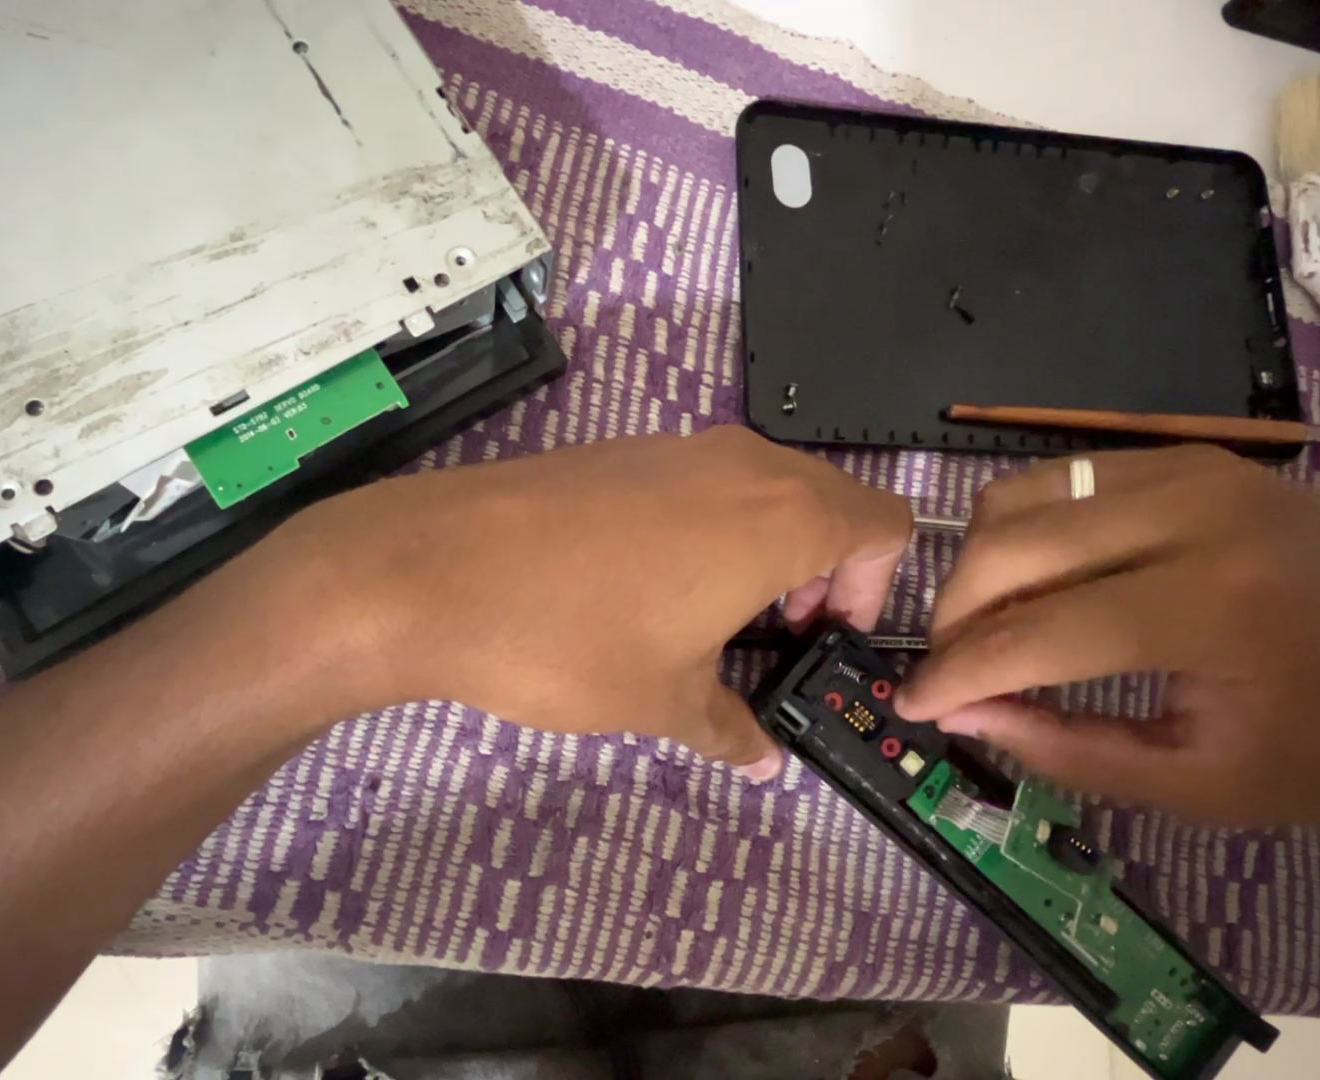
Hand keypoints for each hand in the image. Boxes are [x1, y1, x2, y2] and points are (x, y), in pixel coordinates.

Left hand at [254, 427, 911, 778]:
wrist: (435, 569)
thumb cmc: (570, 638)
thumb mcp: (663, 700)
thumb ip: (728, 729)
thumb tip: (759, 762)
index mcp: (780, 514)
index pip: (885, 524)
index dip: (873, 586)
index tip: (813, 636)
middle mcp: (741, 462)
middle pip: (828, 503)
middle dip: (821, 572)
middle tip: (768, 634)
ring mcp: (678, 447)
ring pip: (763, 489)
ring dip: (763, 549)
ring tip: (704, 616)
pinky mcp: (623, 451)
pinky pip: (701, 482)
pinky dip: (708, 527)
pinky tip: (645, 583)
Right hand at [894, 446, 1319, 823]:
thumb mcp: (1209, 787)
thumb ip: (1065, 749)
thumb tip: (961, 713)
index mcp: (1210, 610)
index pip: (1031, 635)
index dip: (954, 674)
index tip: (909, 705)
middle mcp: (1190, 515)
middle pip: (1005, 548)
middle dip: (951, 614)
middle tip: (949, 667)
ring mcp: (1189, 470)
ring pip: (1017, 497)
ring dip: (977, 562)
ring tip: (987, 621)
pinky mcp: (1190, 456)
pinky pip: (1061, 476)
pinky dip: (1021, 526)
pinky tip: (1035, 575)